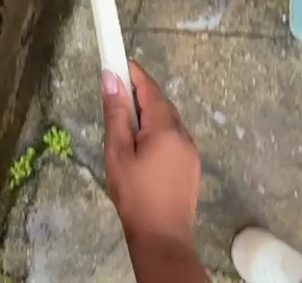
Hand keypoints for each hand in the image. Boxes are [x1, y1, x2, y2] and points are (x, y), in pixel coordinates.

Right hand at [102, 61, 201, 249]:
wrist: (162, 240)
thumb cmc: (134, 194)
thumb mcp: (116, 150)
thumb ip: (115, 112)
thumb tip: (110, 76)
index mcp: (165, 129)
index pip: (150, 88)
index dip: (132, 72)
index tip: (115, 60)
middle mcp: (184, 135)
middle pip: (160, 102)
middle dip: (138, 93)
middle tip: (113, 96)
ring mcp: (191, 152)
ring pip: (167, 120)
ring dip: (147, 114)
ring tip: (124, 126)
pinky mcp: (192, 167)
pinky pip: (173, 136)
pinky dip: (157, 131)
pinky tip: (141, 146)